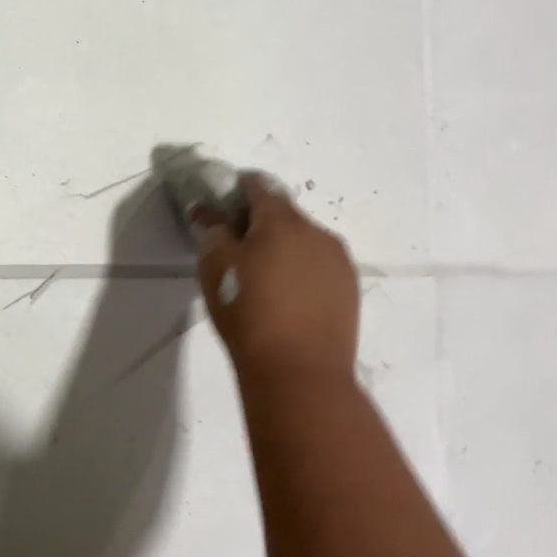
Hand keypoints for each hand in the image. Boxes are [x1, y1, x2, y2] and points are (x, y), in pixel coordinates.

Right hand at [195, 174, 358, 383]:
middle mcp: (318, 233)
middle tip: (233, 241)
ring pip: (303, 240)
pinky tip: (282, 291)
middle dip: (258, 219)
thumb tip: (208, 210)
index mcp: (283, 221)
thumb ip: (212, 230)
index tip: (219, 200)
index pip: (259, 186)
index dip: (237, 187)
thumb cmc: (246, 309)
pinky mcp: (349, 290)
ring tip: (258, 271)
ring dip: (281, 244)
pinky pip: (317, 264)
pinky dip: (298, 267)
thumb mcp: (214, 265)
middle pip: (284, 213)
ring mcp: (340, 263)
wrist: (298, 369)